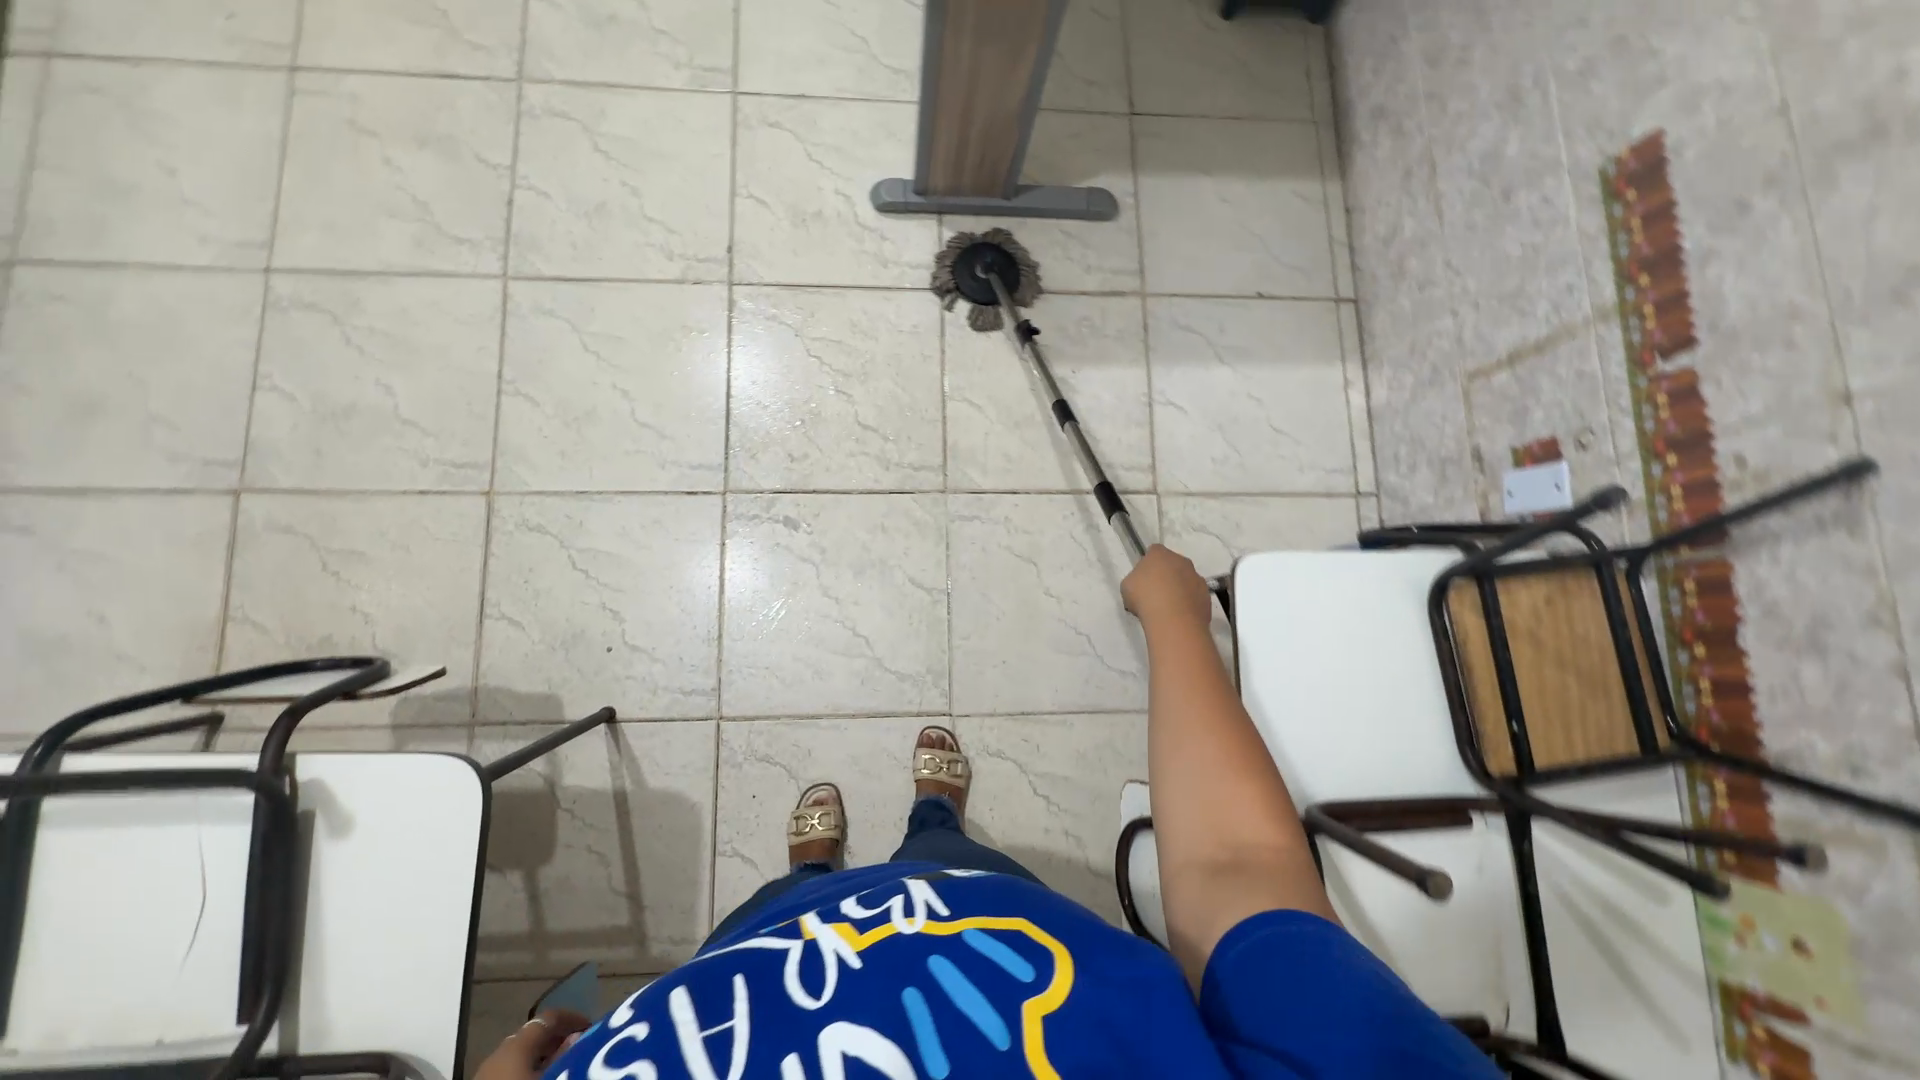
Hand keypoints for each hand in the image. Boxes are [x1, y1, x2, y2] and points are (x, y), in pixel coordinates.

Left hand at [474, 1010, 592, 1079]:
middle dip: (556, 1039)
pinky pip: (508, 1072)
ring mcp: (485, 1075)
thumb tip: (576, 1037)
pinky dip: (527, 1071)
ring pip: (518, 1057)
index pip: (547, 1018)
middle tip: (579, 1047)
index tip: (591, 1027)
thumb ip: (565, 1056)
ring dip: (542, 1057)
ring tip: (563, 1067)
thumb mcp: (554, 1078)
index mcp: (515, 1047)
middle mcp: (497, 1054)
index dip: (571, 1018)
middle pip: (531, 1036)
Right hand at [1121, 545, 1212, 629]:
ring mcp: (1197, 577)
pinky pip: (1195, 595)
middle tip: (1156, 592)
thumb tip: (1142, 584)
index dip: (1148, 564)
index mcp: (1160, 554)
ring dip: (1180, 588)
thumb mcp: (1127, 587)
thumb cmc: (1145, 598)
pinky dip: (1189, 602)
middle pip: (1173, 564)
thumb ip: (1135, 580)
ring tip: (1169, 607)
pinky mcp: (1206, 595)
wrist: (1173, 620)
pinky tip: (1180, 615)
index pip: (1153, 551)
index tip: (1143, 578)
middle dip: (1166, 574)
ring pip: (1187, 579)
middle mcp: (1182, 560)